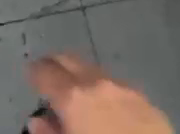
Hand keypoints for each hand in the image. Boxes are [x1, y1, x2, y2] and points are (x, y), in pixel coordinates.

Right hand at [26, 53, 170, 133]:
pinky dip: (106, 91)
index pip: (44, 71)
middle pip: (69, 60)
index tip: (30, 77)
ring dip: (82, 77)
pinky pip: (119, 88)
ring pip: (95, 72)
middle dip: (56, 65)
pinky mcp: (149, 102)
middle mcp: (97, 83)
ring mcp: (126, 89)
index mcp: (73, 96)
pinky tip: (108, 108)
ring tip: (79, 94)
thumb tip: (38, 121)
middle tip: (48, 76)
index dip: (34, 73)